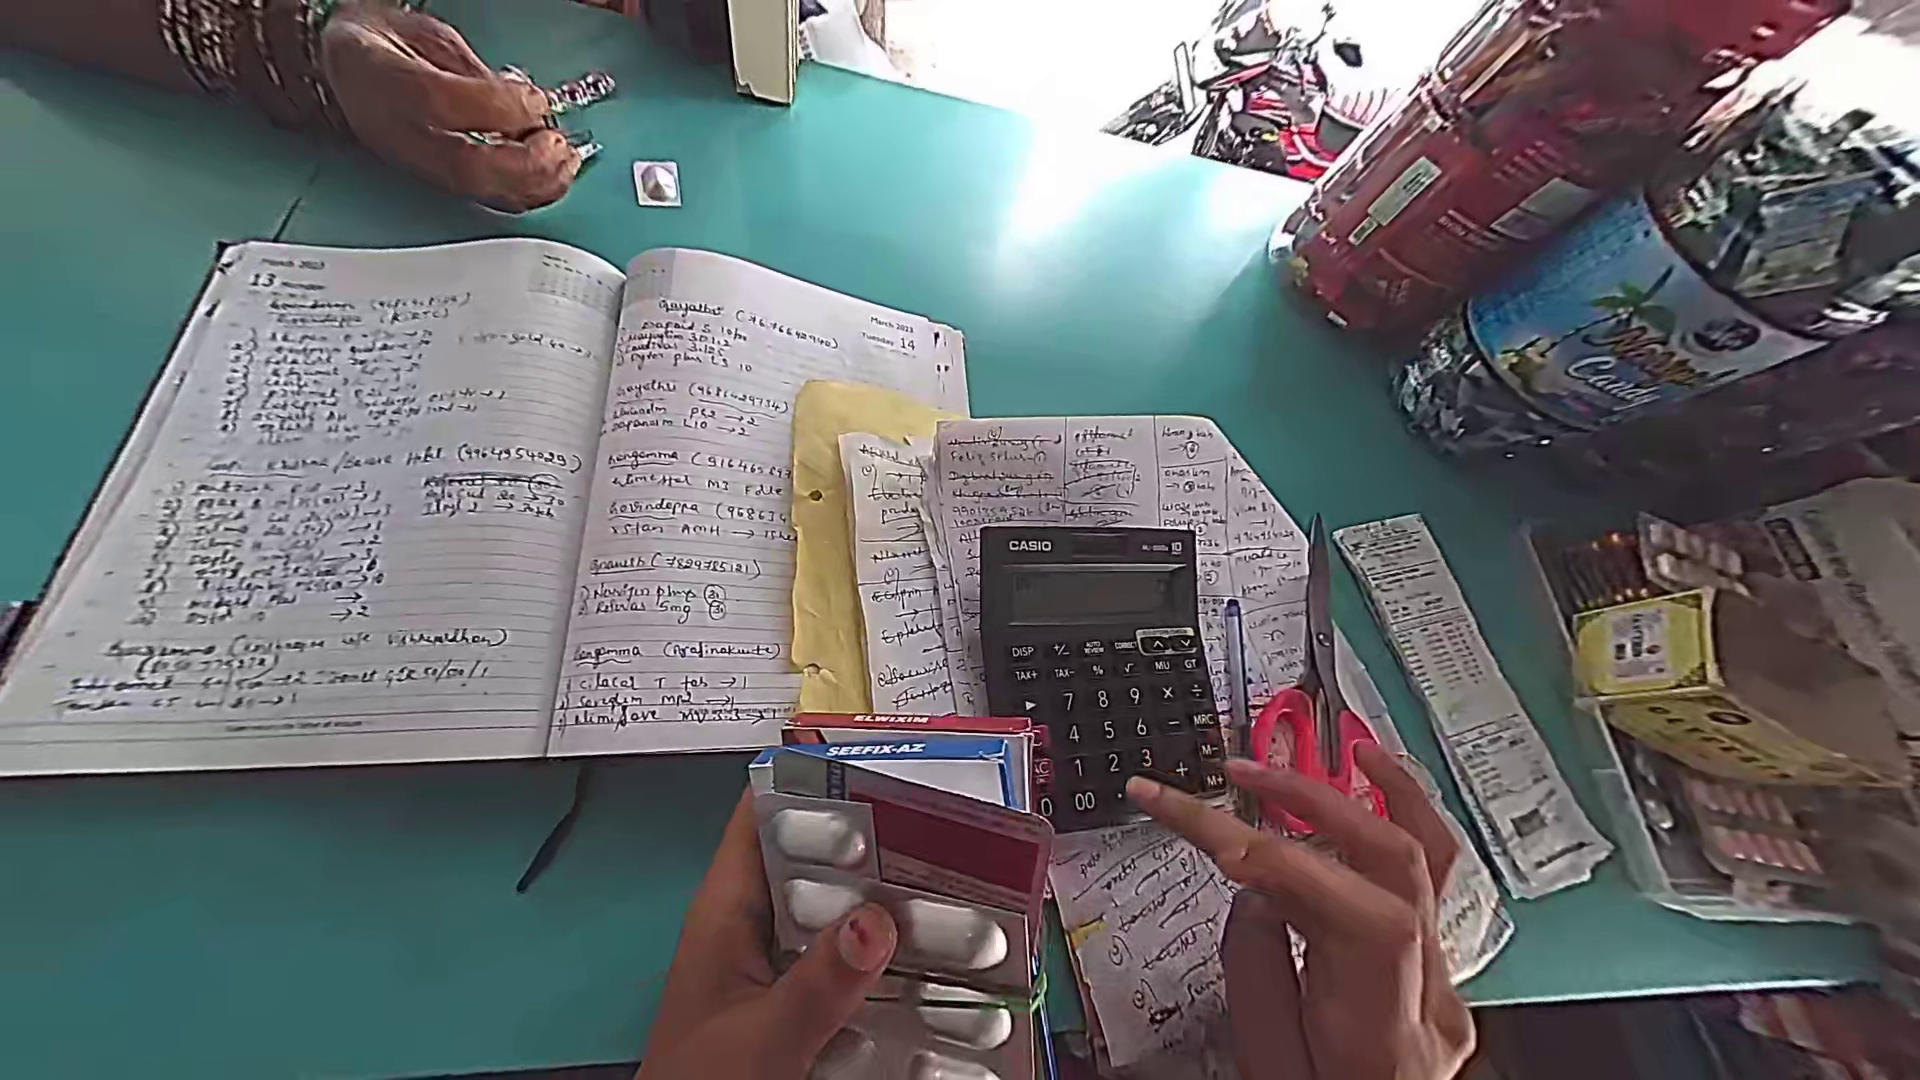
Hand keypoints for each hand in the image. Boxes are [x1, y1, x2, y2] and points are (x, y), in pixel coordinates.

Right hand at [320, 2, 579, 210]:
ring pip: (490, 193)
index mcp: (384, 81)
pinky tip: (556, 176)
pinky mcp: (450, 190)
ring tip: (566, 159)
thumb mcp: (423, 37)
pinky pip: (500, 202)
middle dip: (528, 160)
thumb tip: (526, 102)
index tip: (537, 99)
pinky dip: (537, 193)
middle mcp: (404, 136)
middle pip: (472, 166)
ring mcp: (427, 170)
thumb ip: (475, 71)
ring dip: (542, 182)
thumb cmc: (384, 51)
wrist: (345, 78)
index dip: (501, 106)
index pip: (444, 103)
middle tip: (559, 143)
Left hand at [638, 791, 899, 1079]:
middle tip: (927, 823)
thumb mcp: (760, 1042)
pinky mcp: (799, 988)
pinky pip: (846, 945)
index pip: (763, 810)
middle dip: (866, 835)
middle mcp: (755, 919)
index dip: (810, 777)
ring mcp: (780, 954)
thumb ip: (818, 984)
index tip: (870, 765)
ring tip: (938, 875)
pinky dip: (878, 940)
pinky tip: (918, 946)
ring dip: (878, 891)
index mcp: (728, 907)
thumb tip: (878, 921)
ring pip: (835, 899)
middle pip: (813, 850)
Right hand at [1126, 743, 1474, 1079]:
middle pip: (1388, 862)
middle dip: (1305, 800)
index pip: (1323, 898)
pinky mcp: (1432, 961)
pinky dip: (1401, 811)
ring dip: (1373, 789)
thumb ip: (1254, 964)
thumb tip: (1254, 890)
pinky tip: (1377, 776)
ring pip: (1430, 856)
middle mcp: (1429, 992)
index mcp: (1380, 1026)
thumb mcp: (1267, 1061)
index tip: (1170, 805)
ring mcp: (1442, 973)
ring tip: (1344, 745)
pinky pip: (1429, 872)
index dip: (1244, 838)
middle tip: (1239, 774)